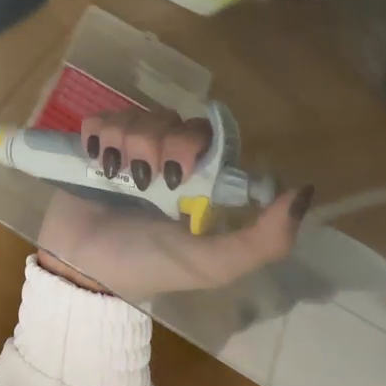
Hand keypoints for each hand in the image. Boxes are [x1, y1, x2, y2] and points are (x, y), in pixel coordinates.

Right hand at [37, 108, 312, 299]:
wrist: (81, 267)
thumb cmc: (146, 265)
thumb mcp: (212, 263)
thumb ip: (264, 239)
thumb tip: (304, 191)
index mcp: (196, 184)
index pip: (207, 137)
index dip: (195, 144)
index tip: (181, 171)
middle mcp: (162, 163)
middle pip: (169, 121)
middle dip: (159, 145)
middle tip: (147, 178)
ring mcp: (124, 154)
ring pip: (135, 117)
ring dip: (125, 143)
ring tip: (115, 175)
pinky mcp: (89, 149)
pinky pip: (100, 119)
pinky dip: (98, 135)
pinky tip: (97, 161)